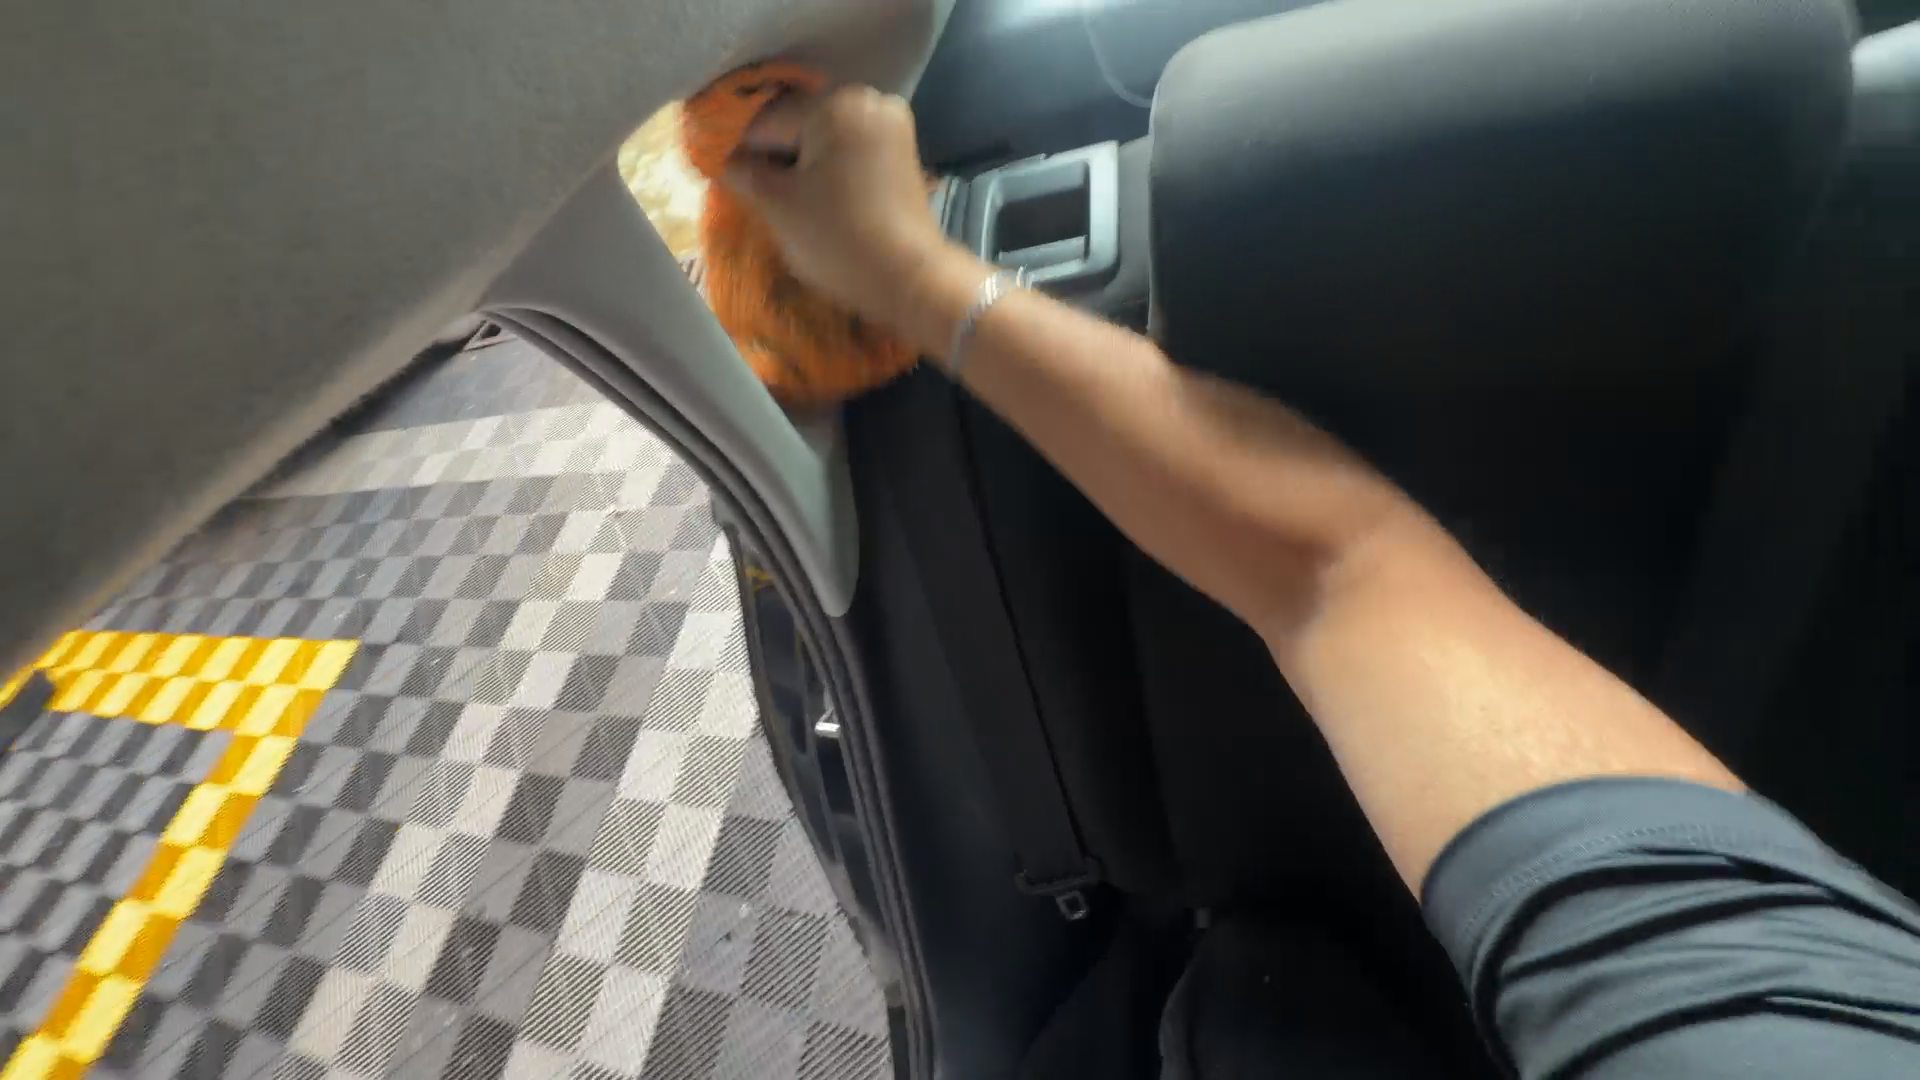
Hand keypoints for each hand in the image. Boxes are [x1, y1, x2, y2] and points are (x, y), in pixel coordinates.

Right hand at [725, 86, 953, 329]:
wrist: (913, 283)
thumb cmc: (840, 243)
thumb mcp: (780, 208)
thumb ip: (742, 173)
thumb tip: (717, 156)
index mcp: (835, 105)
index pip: (766, 118)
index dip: (733, 142)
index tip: (709, 162)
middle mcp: (868, 102)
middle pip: (798, 123)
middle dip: (770, 152)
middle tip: (742, 181)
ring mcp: (890, 128)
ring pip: (824, 138)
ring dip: (798, 161)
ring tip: (774, 193)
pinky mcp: (901, 157)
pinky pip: (850, 153)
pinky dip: (827, 169)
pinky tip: (810, 195)